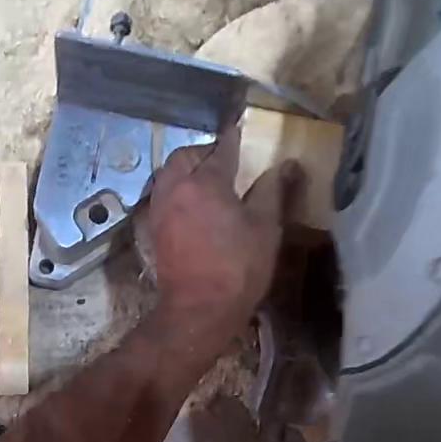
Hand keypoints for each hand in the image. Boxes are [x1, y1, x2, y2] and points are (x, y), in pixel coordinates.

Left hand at [141, 132, 298, 361]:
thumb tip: (286, 164)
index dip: (236, 138)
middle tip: (229, 162)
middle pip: (187, 156)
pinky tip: (196, 205)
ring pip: (170, 174)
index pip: (223, 148)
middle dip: (206, 152)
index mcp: (204, 182)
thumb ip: (273, 190)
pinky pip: (164, 194)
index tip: (245, 132)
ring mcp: (160, 208)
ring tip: (212, 182)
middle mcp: (175, 187)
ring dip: (188, 170)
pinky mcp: (154, 228)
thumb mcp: (265, 227)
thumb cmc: (238, 268)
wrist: (198, 310)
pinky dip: (178, 189)